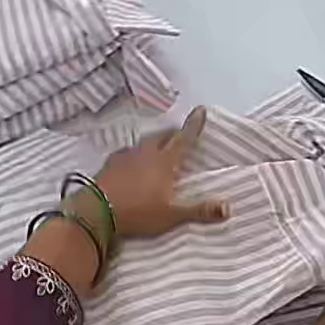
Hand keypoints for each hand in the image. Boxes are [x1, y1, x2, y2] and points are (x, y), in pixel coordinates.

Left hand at [92, 106, 229, 238]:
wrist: (96, 211)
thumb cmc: (138, 211)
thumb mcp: (172, 215)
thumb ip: (199, 210)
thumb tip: (228, 208)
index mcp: (164, 162)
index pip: (184, 139)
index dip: (193, 125)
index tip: (200, 110)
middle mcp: (145, 153)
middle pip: (162, 137)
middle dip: (172, 134)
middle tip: (179, 134)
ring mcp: (125, 157)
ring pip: (143, 143)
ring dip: (153, 142)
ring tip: (156, 146)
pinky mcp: (109, 164)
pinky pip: (125, 153)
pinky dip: (133, 154)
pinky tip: (130, 160)